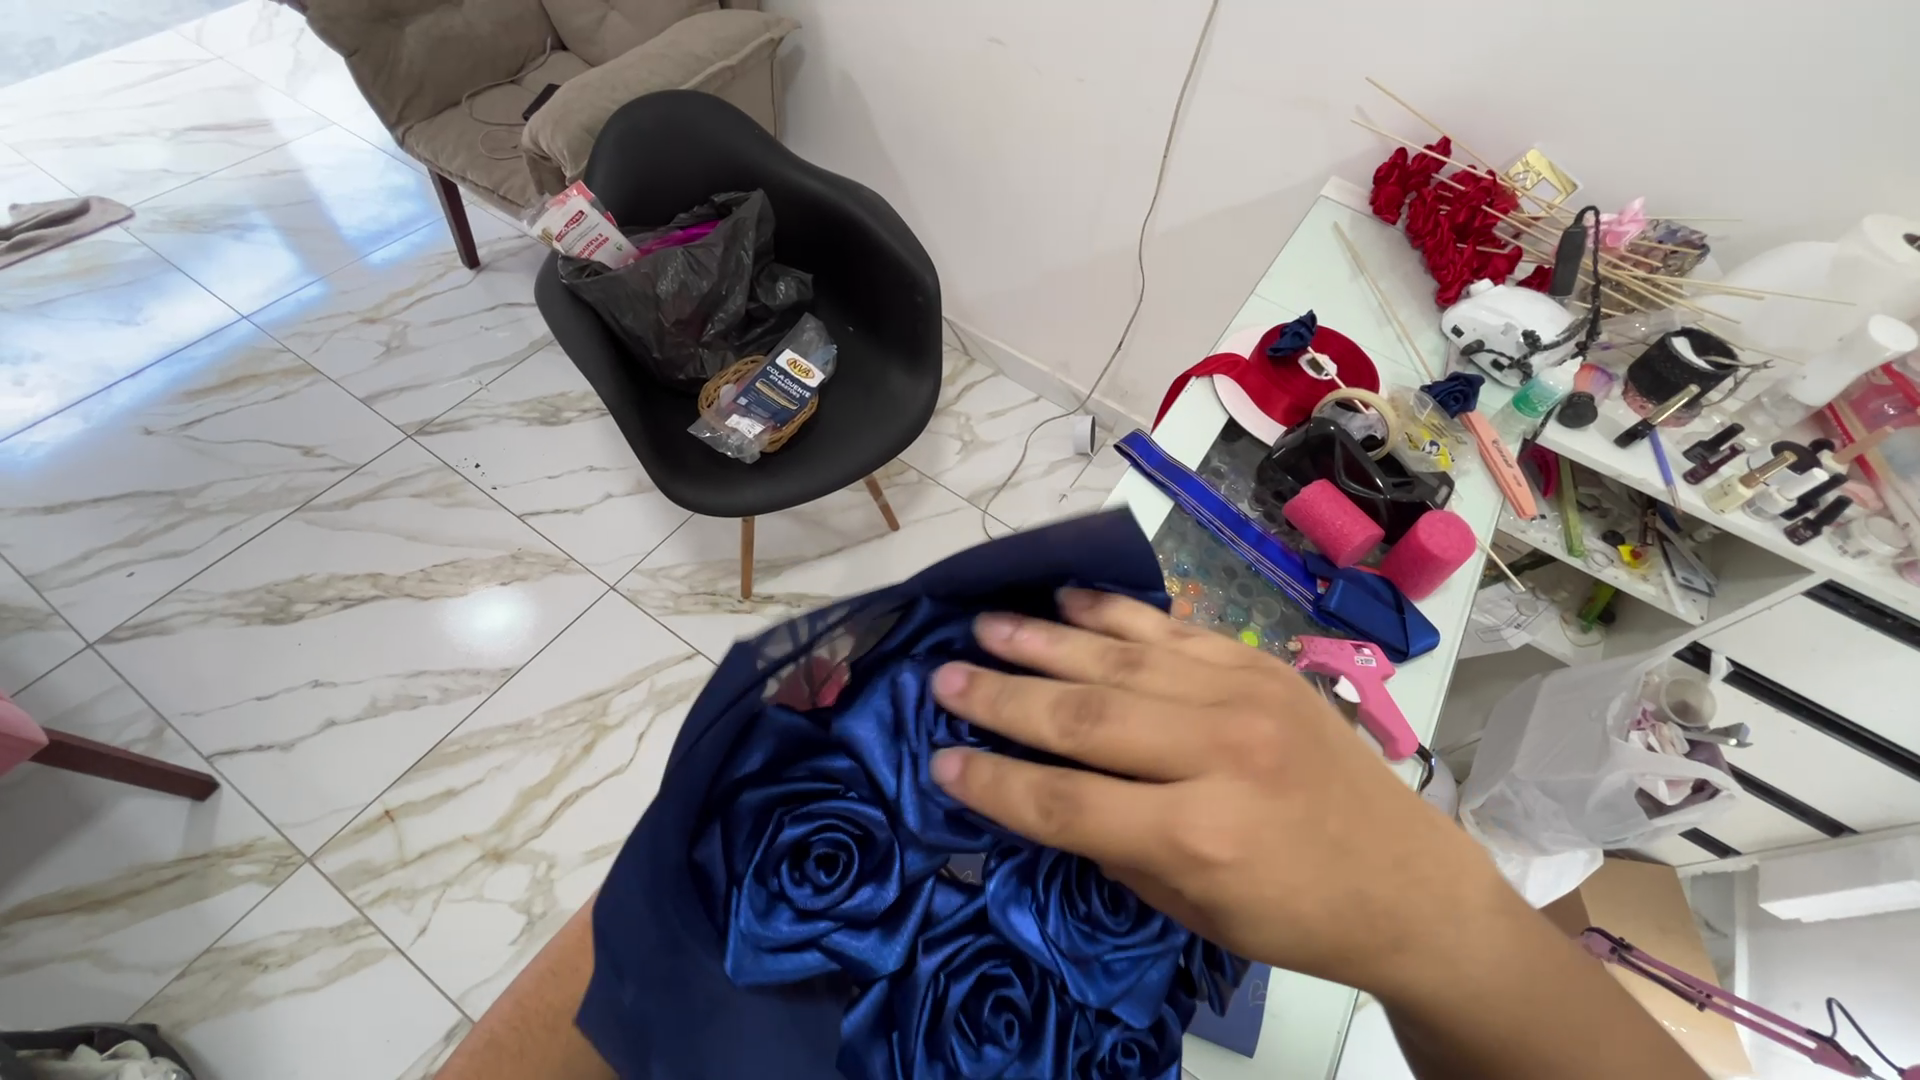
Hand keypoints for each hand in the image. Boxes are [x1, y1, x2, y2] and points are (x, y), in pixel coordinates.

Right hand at [927, 588, 1530, 1001]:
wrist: (1407, 878)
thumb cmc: (1294, 914)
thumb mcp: (1190, 910)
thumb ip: (1111, 844)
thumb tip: (1036, 786)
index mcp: (1198, 838)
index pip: (1065, 803)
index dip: (994, 783)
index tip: (939, 760)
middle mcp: (1216, 754)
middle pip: (1081, 717)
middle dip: (1001, 697)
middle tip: (943, 676)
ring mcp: (1242, 696)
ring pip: (1117, 659)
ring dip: (1041, 640)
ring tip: (984, 626)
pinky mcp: (1259, 664)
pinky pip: (1169, 630)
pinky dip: (1111, 612)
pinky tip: (1065, 598)